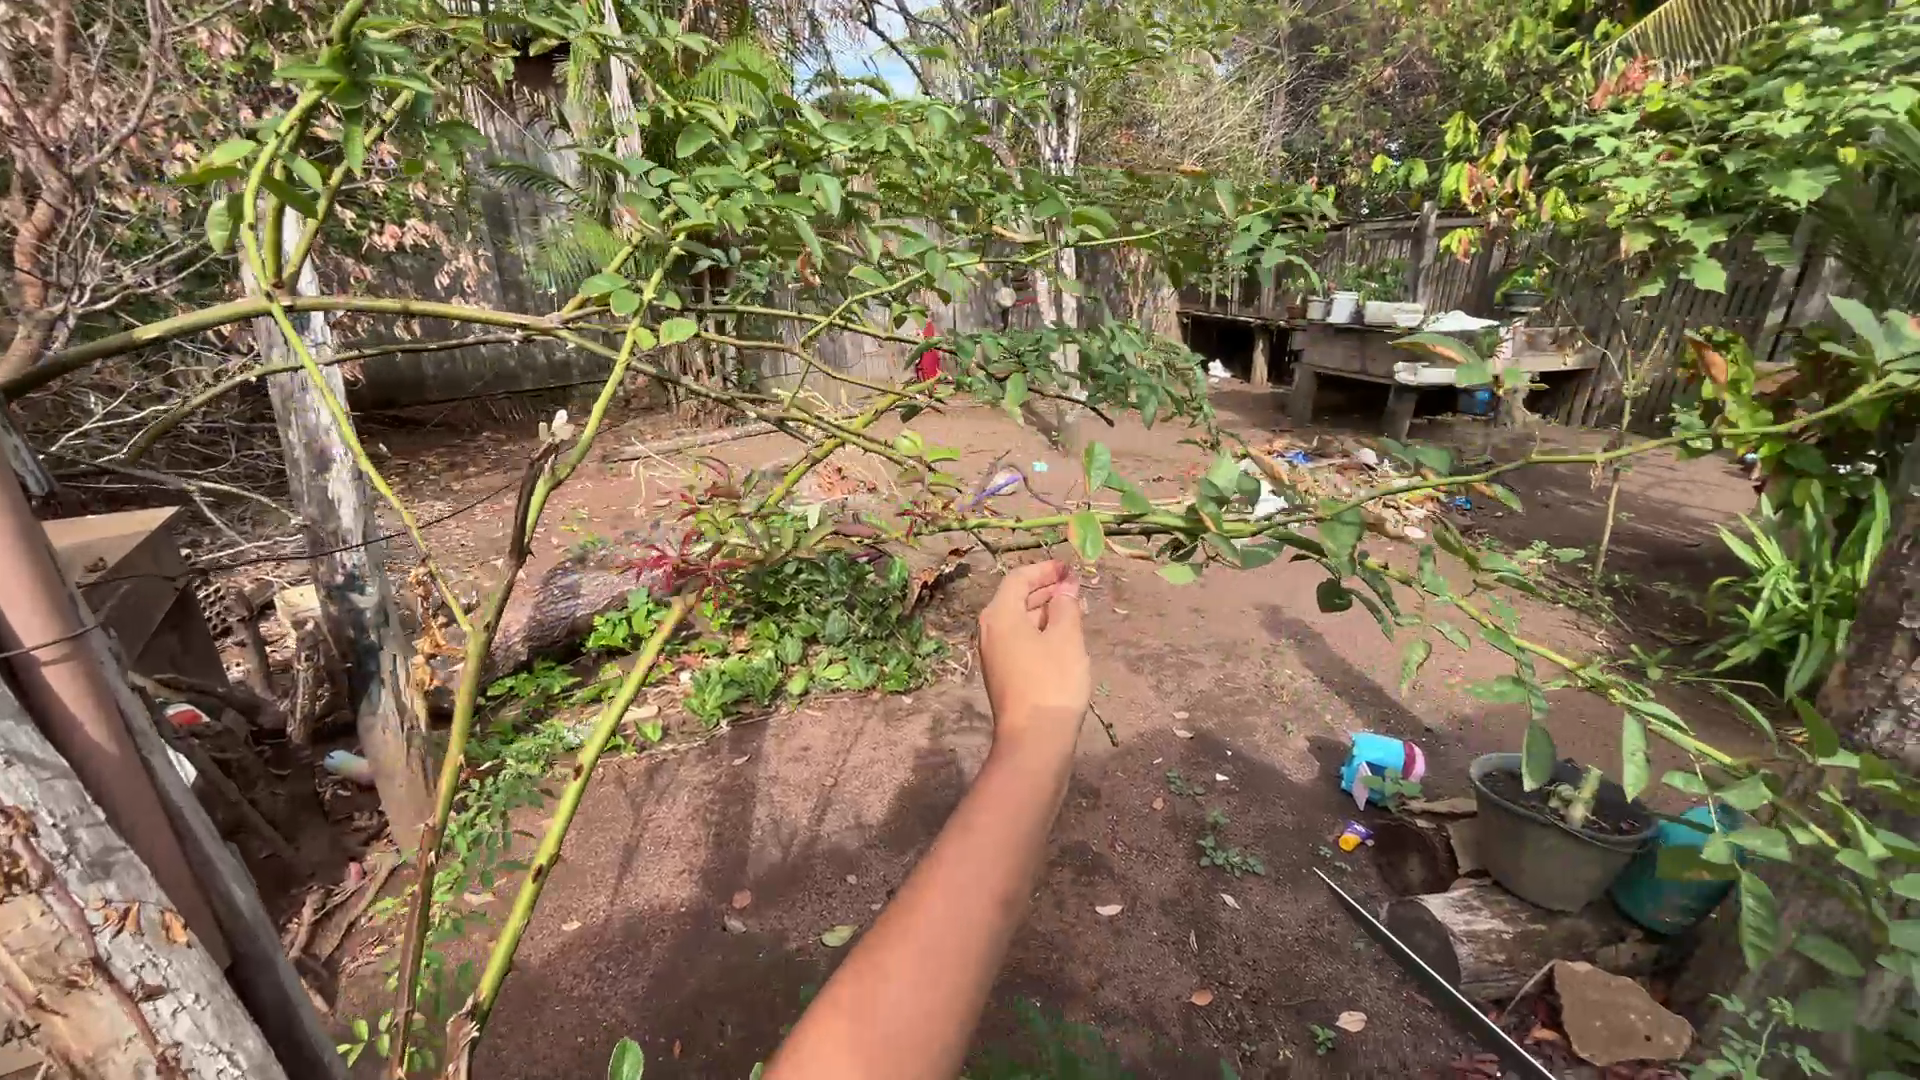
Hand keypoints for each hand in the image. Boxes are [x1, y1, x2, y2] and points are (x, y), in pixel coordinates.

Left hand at [977, 560, 1089, 750]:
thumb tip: (1065, 587)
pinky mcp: (1002, 672)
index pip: (1018, 578)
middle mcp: (989, 629)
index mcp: (999, 615)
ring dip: (1045, 610)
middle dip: (1046, 589)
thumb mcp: (1066, 638)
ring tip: (1075, 609)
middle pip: (1016, 597)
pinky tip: (1062, 636)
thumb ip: (1066, 606)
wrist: (1034, 739)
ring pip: (1019, 619)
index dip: (1045, 569)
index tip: (1069, 568)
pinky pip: (1019, 638)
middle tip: (1075, 586)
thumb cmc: (1052, 681)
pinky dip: (1039, 629)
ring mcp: (993, 653)